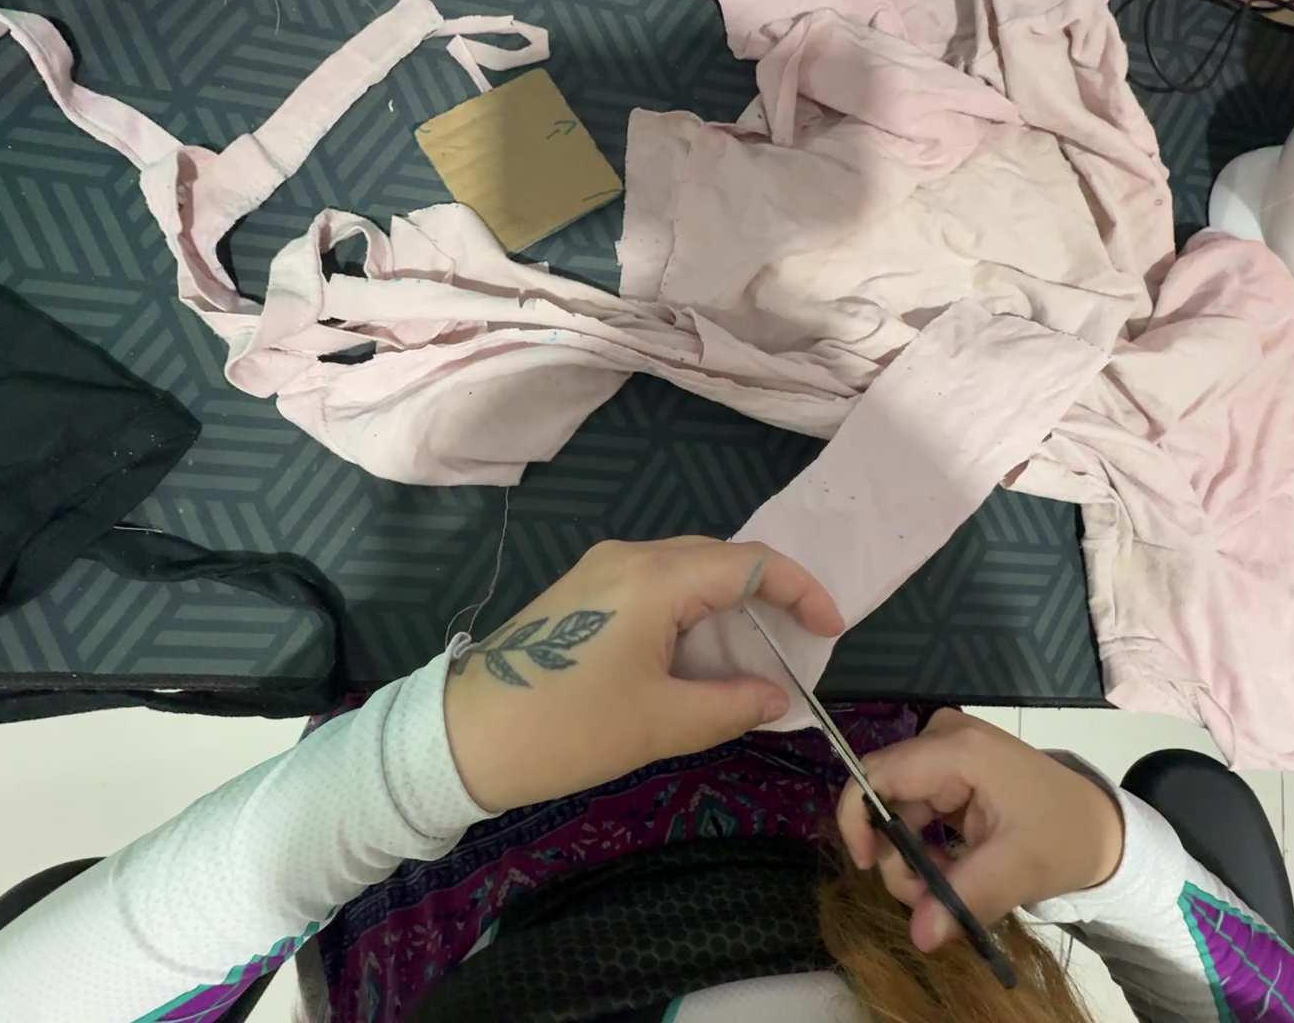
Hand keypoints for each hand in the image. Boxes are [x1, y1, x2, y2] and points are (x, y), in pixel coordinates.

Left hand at [442, 537, 843, 812]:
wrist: (463, 738)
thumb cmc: (567, 729)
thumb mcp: (661, 723)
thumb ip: (733, 704)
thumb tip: (778, 696)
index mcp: (653, 578)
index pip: (749, 563)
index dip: (800, 589)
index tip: (831, 629)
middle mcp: (630, 556)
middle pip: (720, 559)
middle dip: (767, 596)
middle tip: (796, 645)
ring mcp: (603, 568)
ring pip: (688, 570)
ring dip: (728, 605)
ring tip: (755, 655)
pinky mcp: (586, 589)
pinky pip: (657, 584)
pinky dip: (693, 611)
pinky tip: (700, 651)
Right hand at [837, 708, 1124, 952]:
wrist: (1103, 825)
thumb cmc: (1068, 835)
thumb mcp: (1021, 869)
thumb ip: (966, 898)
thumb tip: (919, 937)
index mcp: (956, 749)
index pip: (877, 772)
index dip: (857, 818)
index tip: (866, 867)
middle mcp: (941, 738)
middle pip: (886, 794)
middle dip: (897, 852)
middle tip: (925, 900)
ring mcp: (943, 751)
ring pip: (897, 806)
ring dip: (912, 854)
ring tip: (946, 890)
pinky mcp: (947, 768)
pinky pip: (914, 807)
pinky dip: (924, 844)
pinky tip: (951, 869)